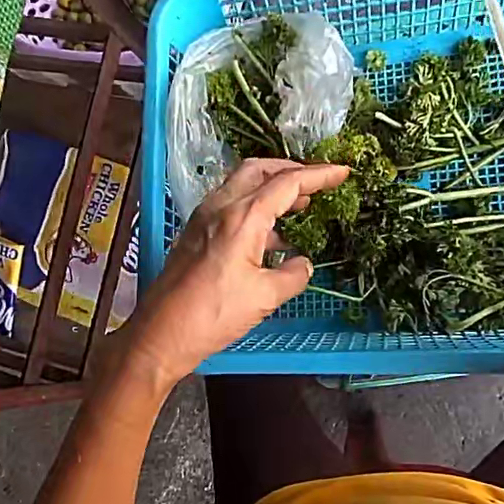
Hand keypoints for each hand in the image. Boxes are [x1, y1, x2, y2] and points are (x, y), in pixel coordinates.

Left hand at [110, 159, 348, 388]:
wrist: (161, 334)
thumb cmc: (214, 314)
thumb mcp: (265, 297)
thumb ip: (293, 275)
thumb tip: (304, 264)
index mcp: (242, 217)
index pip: (287, 184)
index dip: (319, 175)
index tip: (343, 172)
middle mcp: (220, 208)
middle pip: (259, 170)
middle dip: (291, 169)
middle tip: (317, 181)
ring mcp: (204, 219)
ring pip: (243, 185)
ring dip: (273, 188)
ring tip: (301, 205)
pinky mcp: (197, 234)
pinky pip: (232, 205)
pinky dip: (257, 207)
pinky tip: (273, 234)